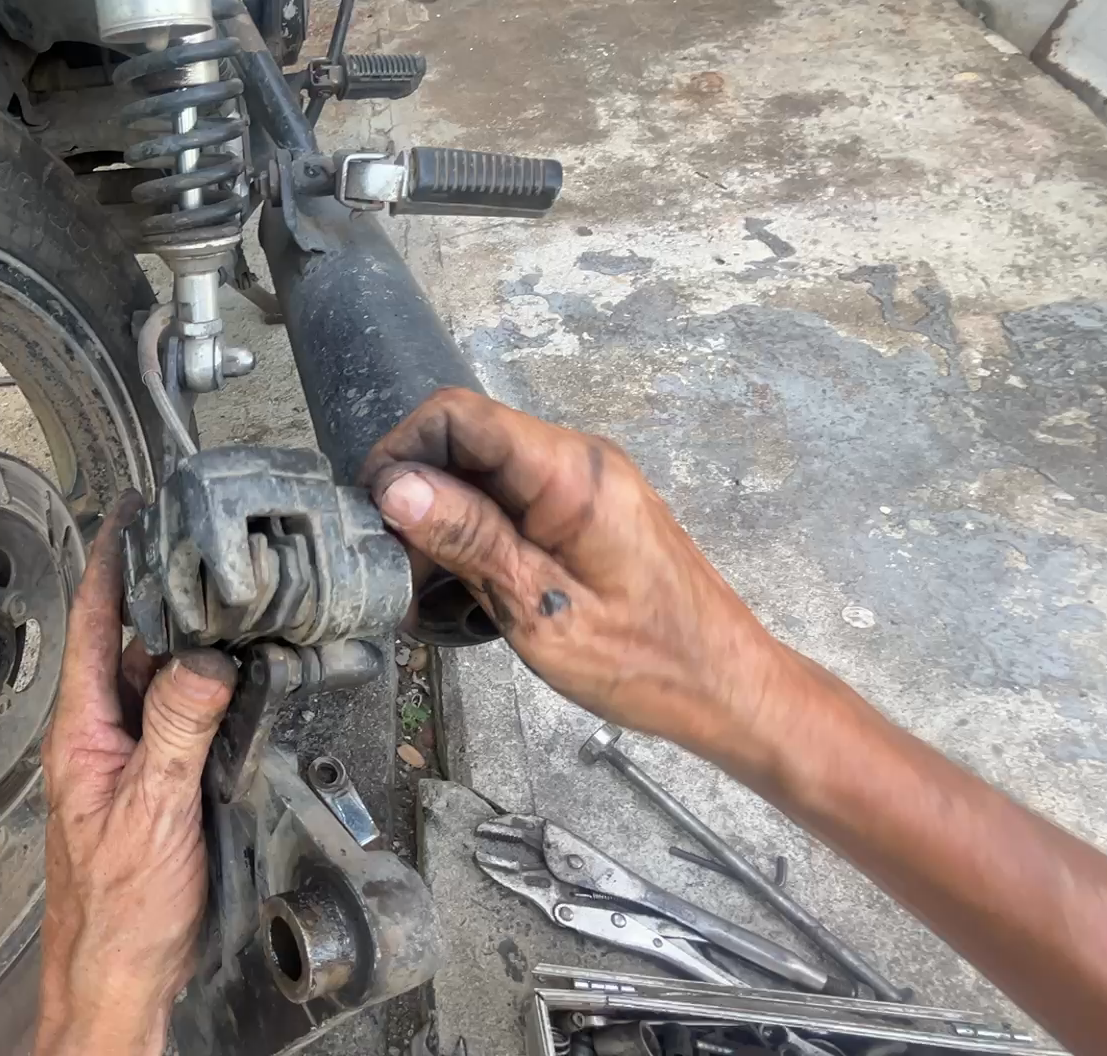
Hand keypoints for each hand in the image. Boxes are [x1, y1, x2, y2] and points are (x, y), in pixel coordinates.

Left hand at [36, 491, 235, 1055]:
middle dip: (158, 593)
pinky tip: (228, 675)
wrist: (120, 974)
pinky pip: (174, 711)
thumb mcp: (152, 809)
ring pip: (155, 674)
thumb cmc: (118, 906)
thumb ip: (177, 730)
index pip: (89, 623)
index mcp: (81, 727)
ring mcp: (126, 751)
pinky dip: (199, 685)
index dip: (106, 563)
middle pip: (126, 640)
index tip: (124, 515)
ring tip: (222, 602)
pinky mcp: (152, 773)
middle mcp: (100, 729)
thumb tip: (204, 660)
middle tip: (197, 550)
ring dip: (183, 640)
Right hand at [360, 388, 786, 767]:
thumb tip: (395, 486)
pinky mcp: (573, 511)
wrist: (729, 690)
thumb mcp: (538, 607)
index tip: (377, 515)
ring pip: (474, 474)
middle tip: (396, 568)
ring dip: (435, 523)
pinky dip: (465, 536)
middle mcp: (572, 461)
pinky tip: (457, 585)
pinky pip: (500, 501)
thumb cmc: (643, 661)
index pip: (457, 415)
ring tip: (422, 588)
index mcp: (569, 473)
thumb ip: (469, 538)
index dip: (401, 452)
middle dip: (413, 496)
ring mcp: (575, 484)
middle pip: (461, 442)